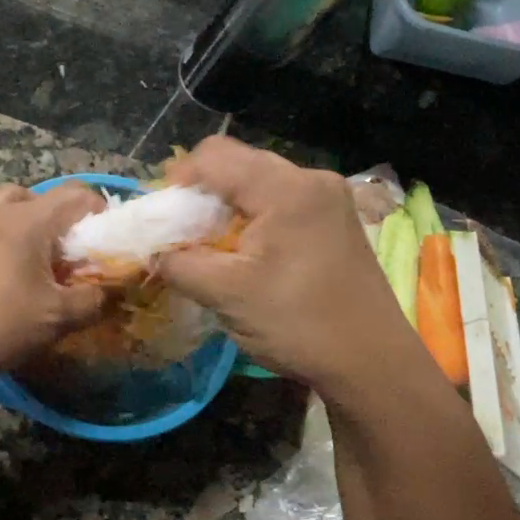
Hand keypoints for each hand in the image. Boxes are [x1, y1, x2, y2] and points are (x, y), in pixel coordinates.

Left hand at [0, 180, 107, 381]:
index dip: (96, 210)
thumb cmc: (2, 326)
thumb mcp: (59, 317)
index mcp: (31, 223)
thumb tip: (110, 289)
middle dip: (59, 216)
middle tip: (68, 251)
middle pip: (37, 197)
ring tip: (32, 236)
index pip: (74, 197)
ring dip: (20, 209)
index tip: (104, 237)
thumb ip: (93, 299)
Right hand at [158, 137, 425, 397]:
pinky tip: (242, 253)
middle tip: (180, 233)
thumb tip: (148, 251)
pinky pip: (279, 201)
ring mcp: (328, 199)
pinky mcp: (334, 221)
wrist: (370, 363)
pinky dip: (250, 218)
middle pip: (237, 163)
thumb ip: (178, 262)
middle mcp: (311, 180)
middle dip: (200, 193)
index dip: (177, 180)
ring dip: (225, 207)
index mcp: (286, 189)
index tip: (161, 218)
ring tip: (209, 246)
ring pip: (257, 182)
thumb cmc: (297, 323)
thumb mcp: (224, 294)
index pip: (214, 156)